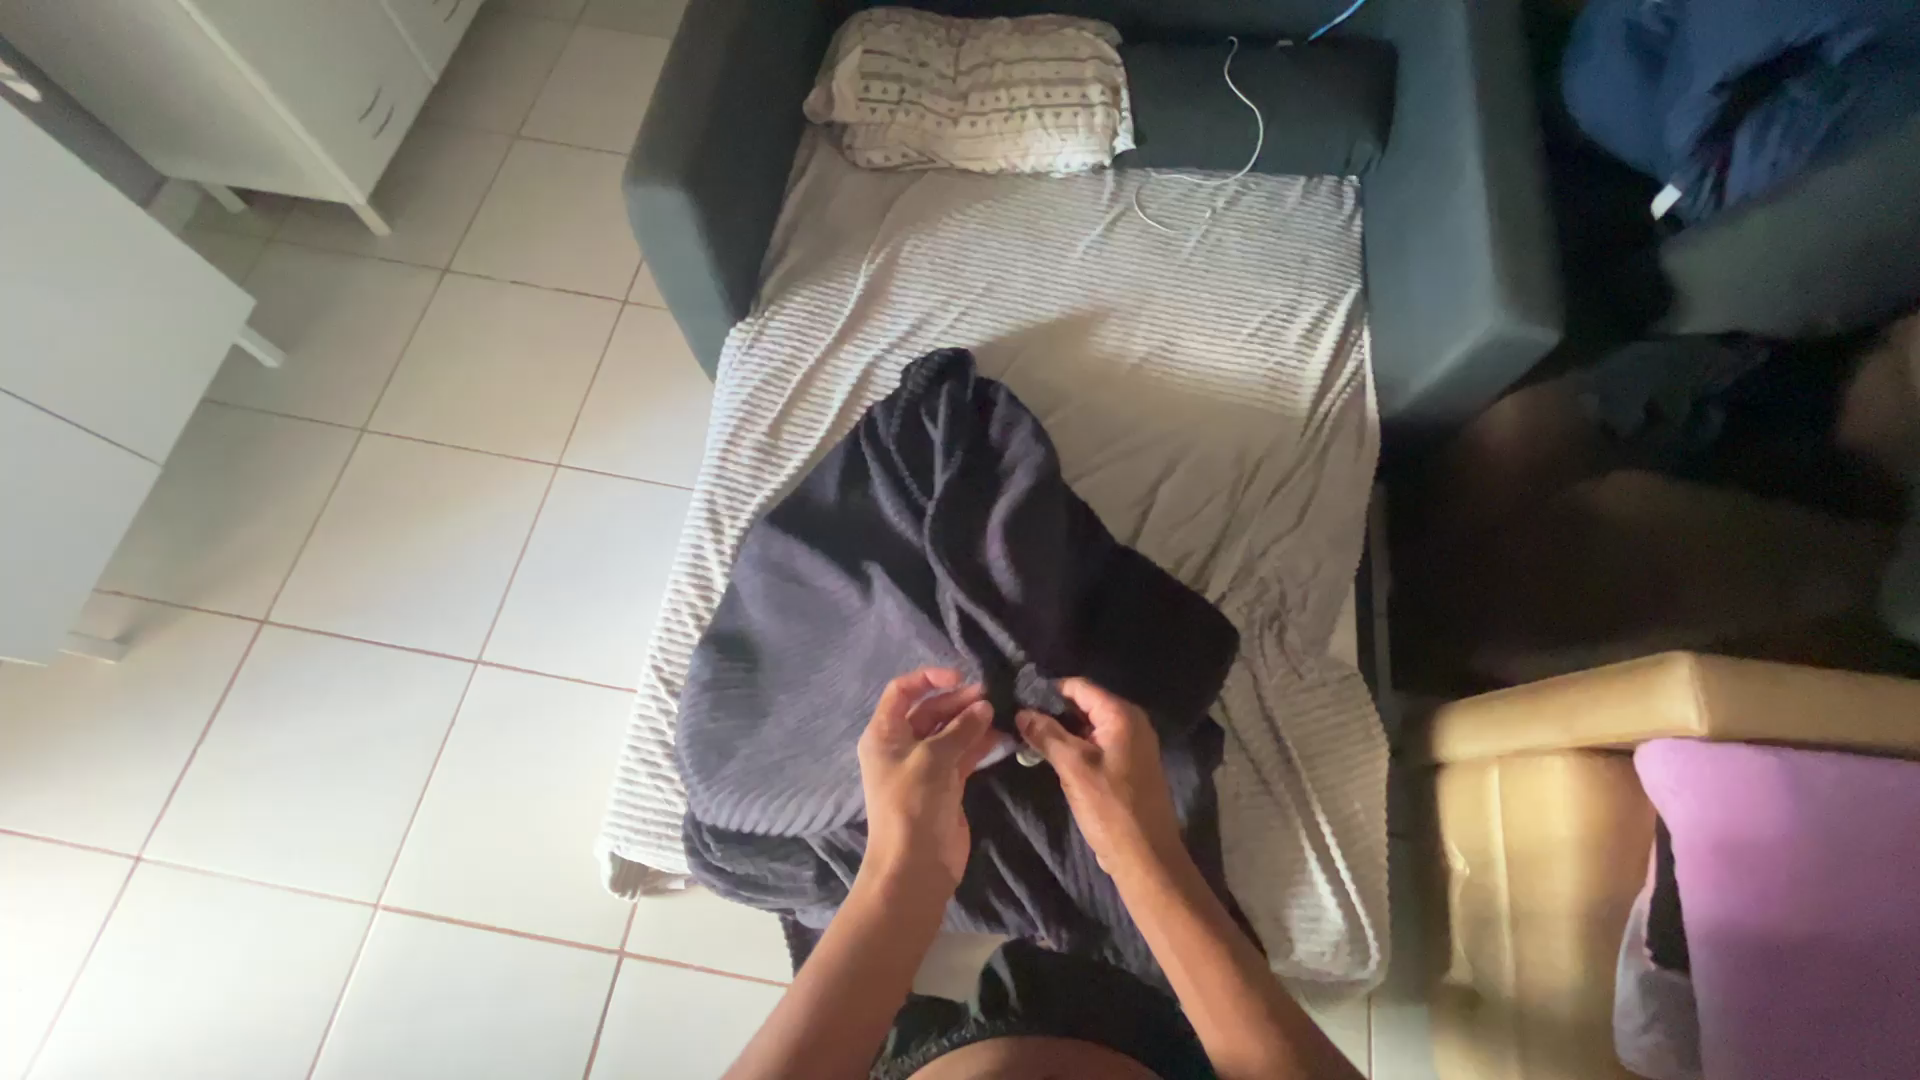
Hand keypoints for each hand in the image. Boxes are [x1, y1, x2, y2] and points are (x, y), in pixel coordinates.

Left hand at [857, 668, 999, 891]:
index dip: (929, 678)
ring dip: (971, 721)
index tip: (960, 677)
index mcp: (884, 734)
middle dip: (957, 701)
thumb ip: (961, 729)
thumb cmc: (913, 803)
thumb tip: (984, 707)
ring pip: (948, 732)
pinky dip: (978, 743)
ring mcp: (923, 766)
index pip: (902, 691)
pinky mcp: (944, 784)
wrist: (915, 865)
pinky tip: (1000, 735)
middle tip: (989, 696)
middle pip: (929, 710)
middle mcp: (901, 746)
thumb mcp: (934, 758)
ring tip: (998, 712)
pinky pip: (962, 754)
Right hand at [1016, 678, 1182, 872]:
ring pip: (1089, 726)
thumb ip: (1046, 734)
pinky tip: (1052, 757)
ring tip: (1028, 739)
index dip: (1047, 691)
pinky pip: (1097, 744)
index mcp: (1121, 715)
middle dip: (1052, 712)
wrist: (1146, 857)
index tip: (1018, 700)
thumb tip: (1021, 712)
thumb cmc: (1110, 807)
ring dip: (1062, 732)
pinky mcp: (1129, 765)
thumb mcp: (1073, 767)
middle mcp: (1131, 722)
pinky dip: (1076, 747)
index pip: (1078, 686)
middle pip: (1084, 704)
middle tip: (1019, 722)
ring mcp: (1132, 745)